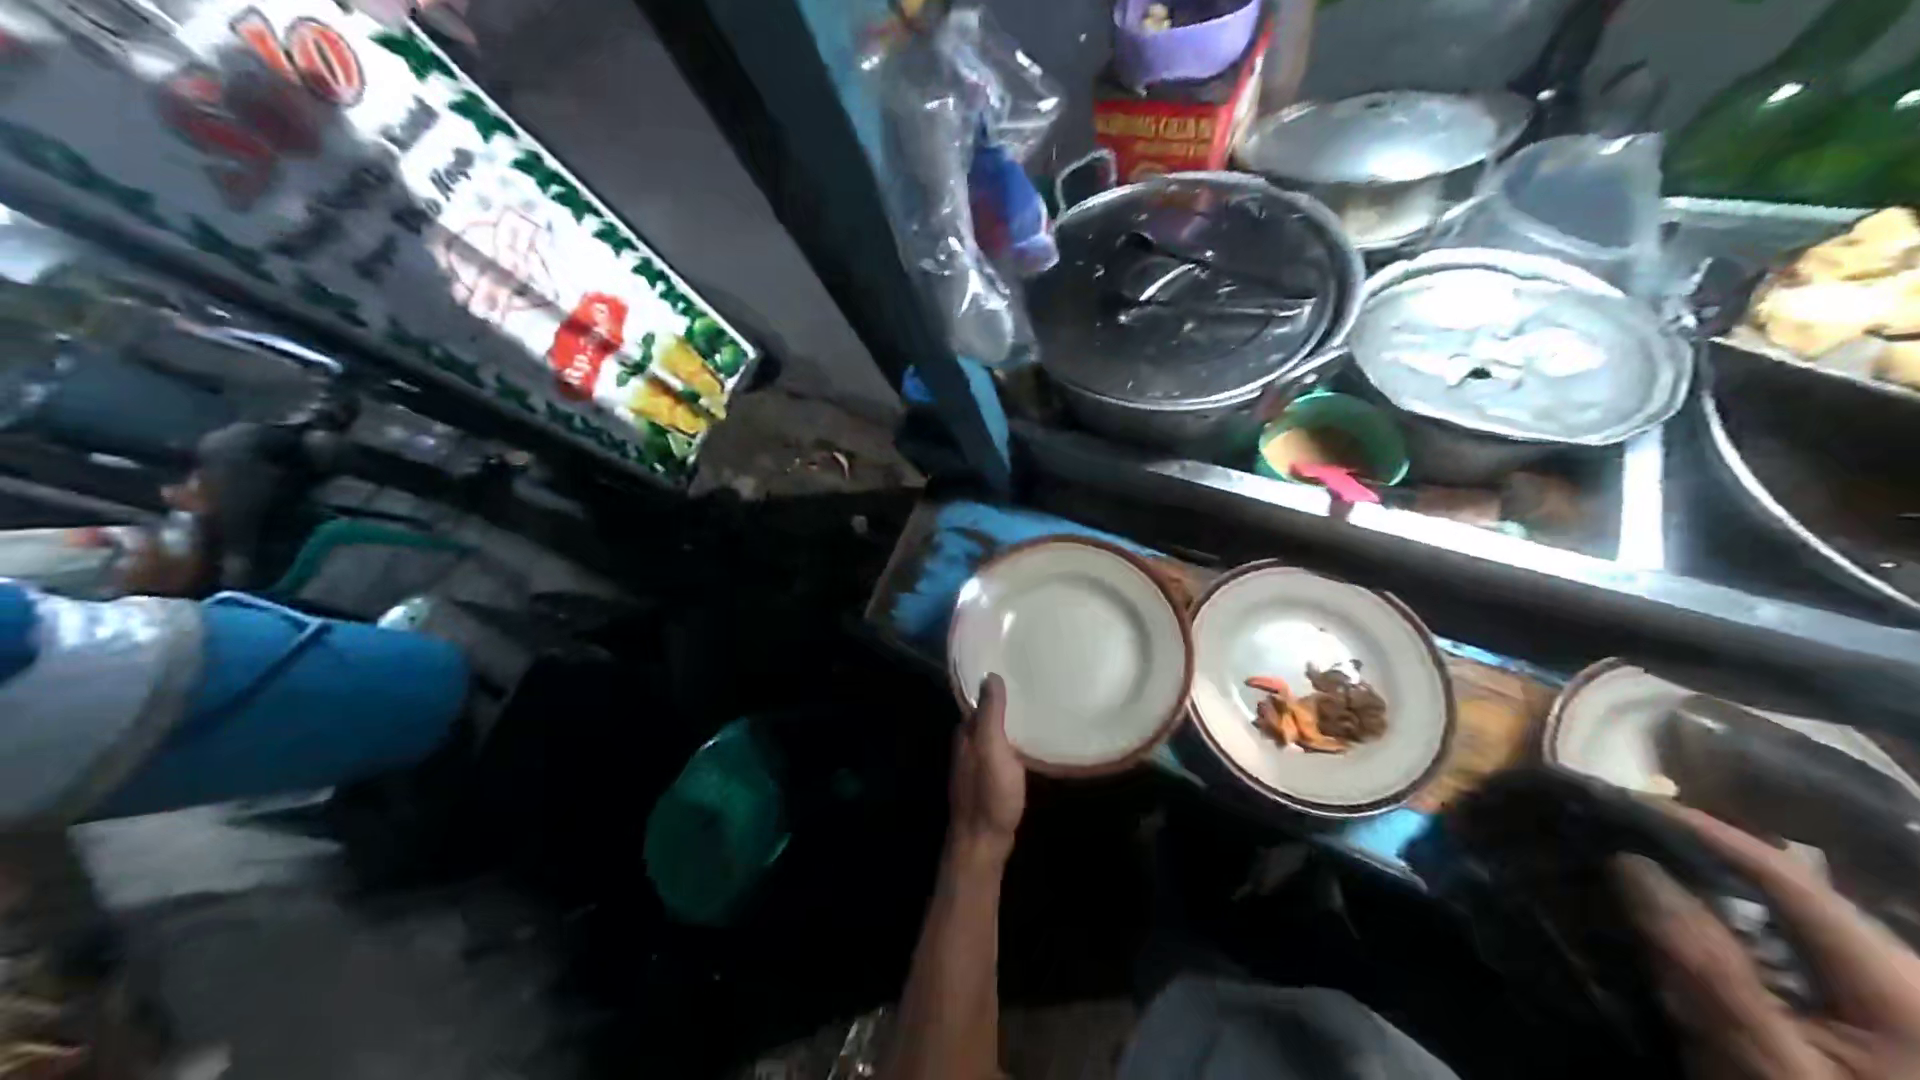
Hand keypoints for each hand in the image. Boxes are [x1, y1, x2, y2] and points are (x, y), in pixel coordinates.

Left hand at [949, 674, 1024, 861]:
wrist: (984, 841)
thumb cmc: (990, 792)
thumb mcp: (992, 748)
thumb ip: (990, 713)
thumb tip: (989, 675)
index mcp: (966, 732)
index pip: (978, 699)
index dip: (993, 684)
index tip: (1014, 666)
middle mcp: (967, 744)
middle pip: (986, 715)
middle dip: (1004, 700)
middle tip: (1032, 682)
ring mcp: (978, 763)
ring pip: (994, 733)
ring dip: (1010, 721)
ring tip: (1037, 705)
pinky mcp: (990, 779)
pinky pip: (1001, 750)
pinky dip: (1013, 741)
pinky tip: (1031, 740)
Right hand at [1614, 807, 1919, 1079]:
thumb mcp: (1756, 1059)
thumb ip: (1702, 964)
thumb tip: (1631, 862)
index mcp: (1908, 991)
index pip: (1795, 883)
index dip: (1712, 834)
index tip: (1635, 802)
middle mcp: (1917, 983)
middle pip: (1804, 897)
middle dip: (1718, 858)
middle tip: (1638, 832)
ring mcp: (1906, 1004)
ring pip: (1805, 922)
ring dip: (1731, 890)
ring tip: (1661, 865)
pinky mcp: (1888, 1025)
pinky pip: (1811, 952)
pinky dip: (1753, 925)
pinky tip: (1708, 923)